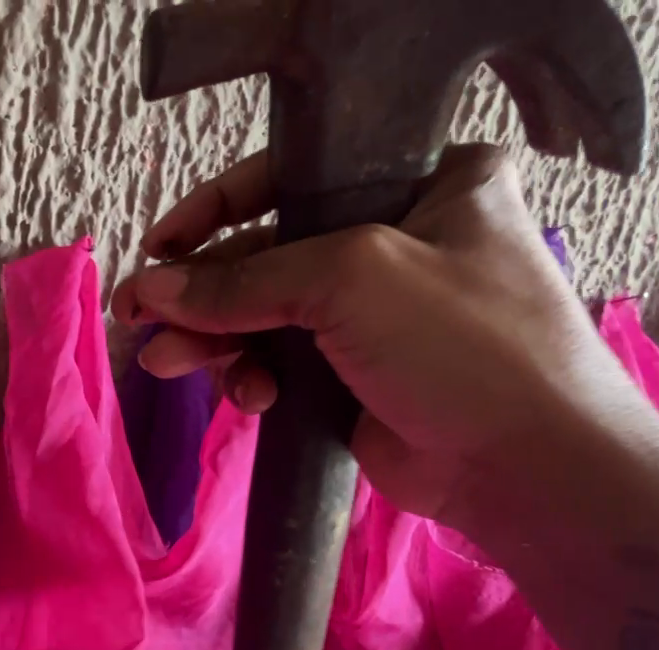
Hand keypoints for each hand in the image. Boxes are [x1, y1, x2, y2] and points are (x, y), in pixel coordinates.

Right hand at [109, 144, 658, 531]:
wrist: (522, 462)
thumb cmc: (461, 343)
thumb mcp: (352, 281)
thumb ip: (241, 283)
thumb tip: (147, 288)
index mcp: (423, 184)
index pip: (295, 178)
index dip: (216, 210)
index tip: (157, 245)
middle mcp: (394, 241)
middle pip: (265, 257)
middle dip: (200, 293)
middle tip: (135, 317)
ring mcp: (369, 313)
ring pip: (259, 317)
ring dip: (211, 341)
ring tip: (164, 363)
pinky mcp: (346, 372)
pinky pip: (273, 361)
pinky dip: (250, 376)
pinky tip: (249, 398)